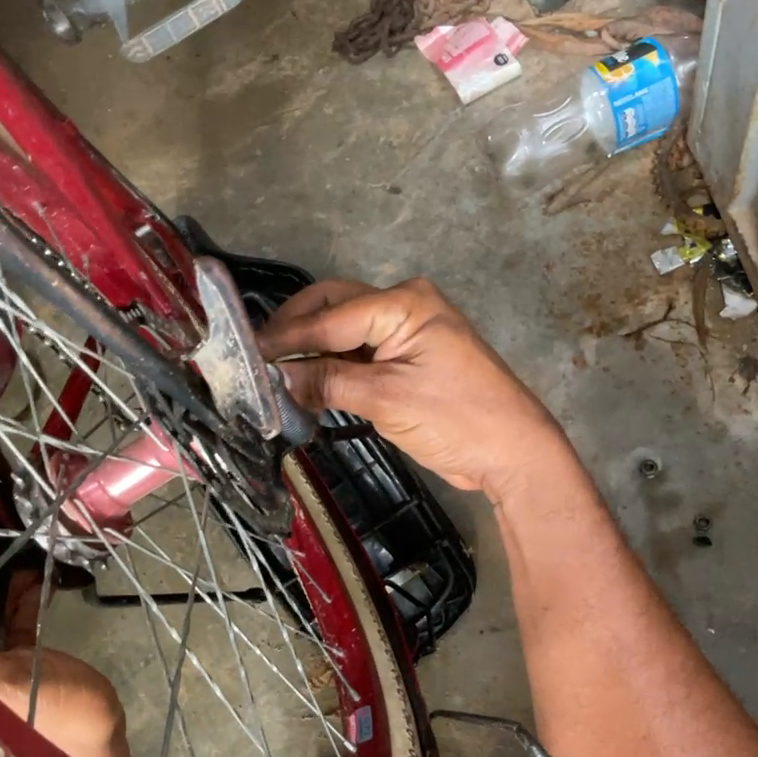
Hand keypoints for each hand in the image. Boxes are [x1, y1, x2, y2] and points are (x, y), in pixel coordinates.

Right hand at [258, 279, 569, 501]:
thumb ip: (328, 383)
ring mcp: (410, 333)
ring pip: (346, 331)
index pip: (330, 315)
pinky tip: (308, 383)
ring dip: (313, 349)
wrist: (513, 452)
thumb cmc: (458, 420)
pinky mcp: (411, 360)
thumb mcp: (387, 400)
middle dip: (296, 331)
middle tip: (256, 358)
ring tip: (273, 373)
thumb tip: (275, 378)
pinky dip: (334, 366)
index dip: (286, 337)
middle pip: (334, 308)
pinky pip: (362, 352)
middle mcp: (406, 306)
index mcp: (404, 303)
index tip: (245, 353)